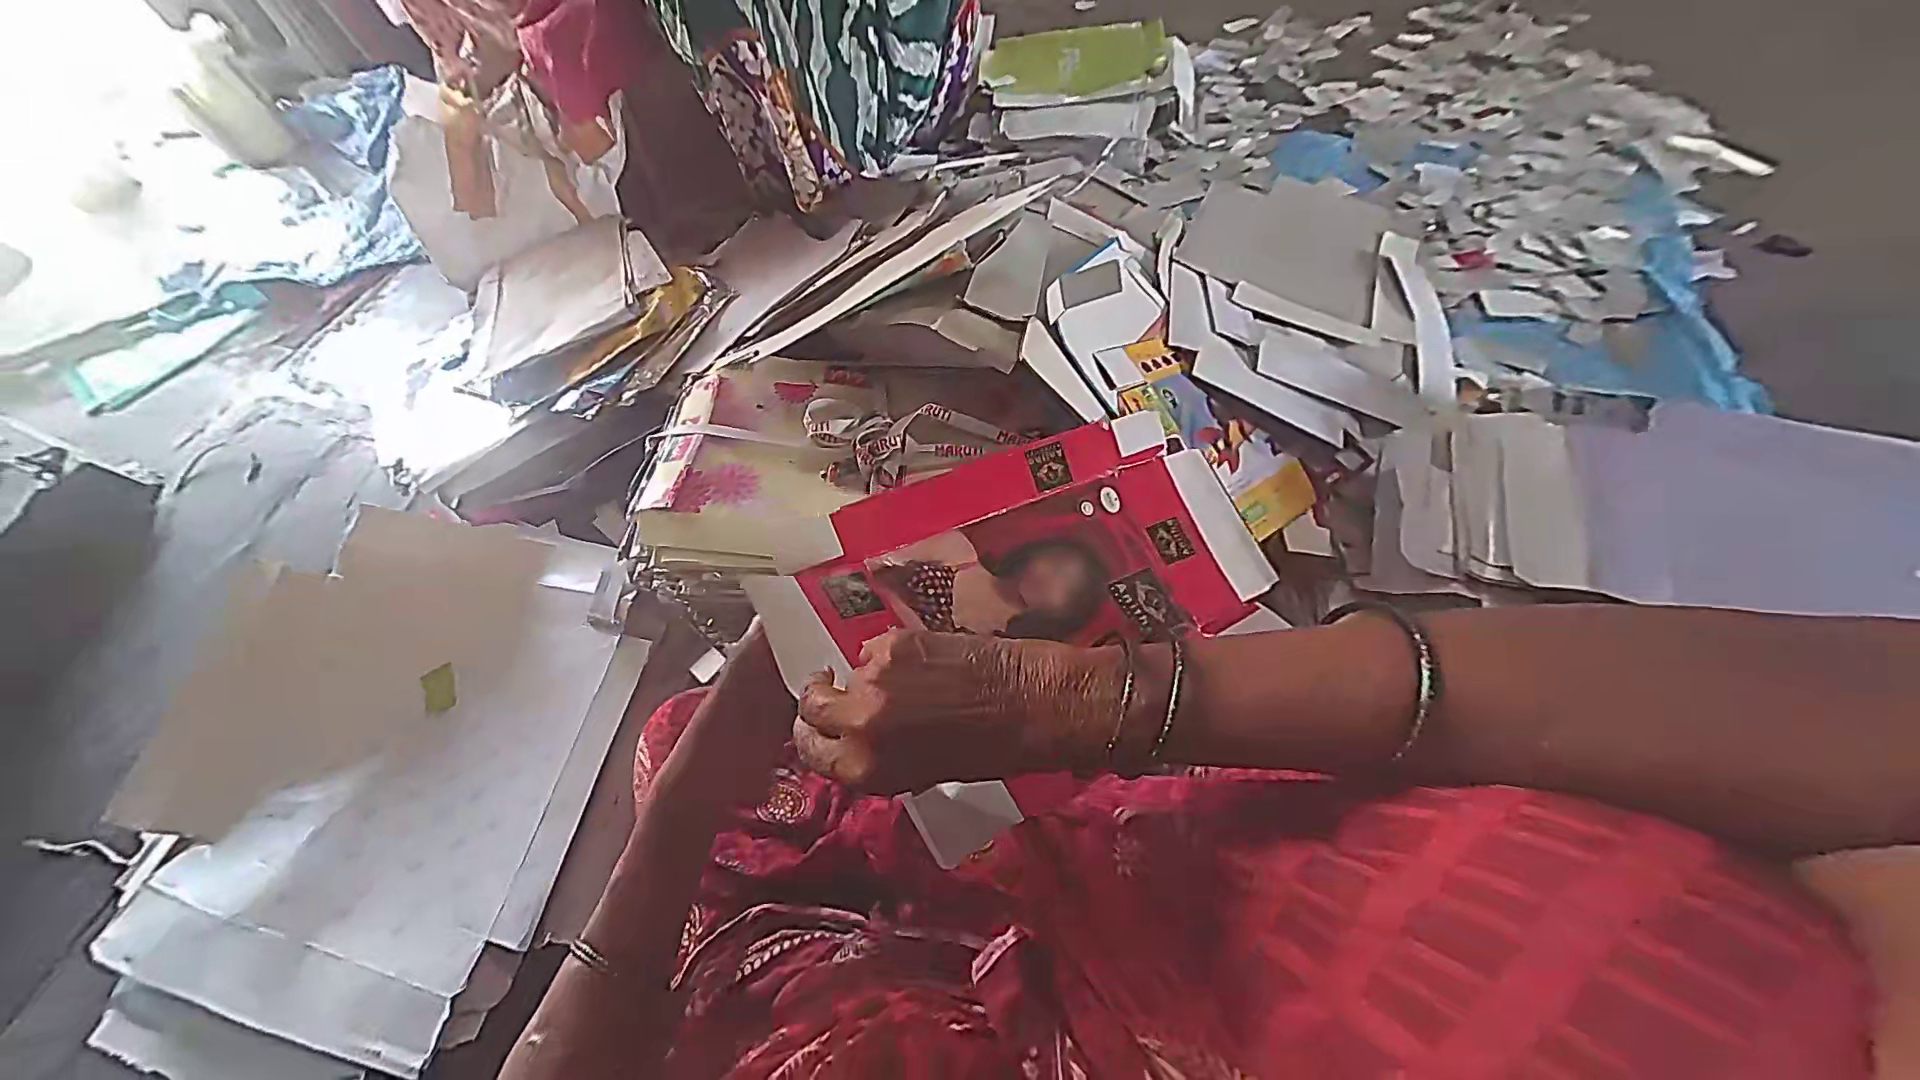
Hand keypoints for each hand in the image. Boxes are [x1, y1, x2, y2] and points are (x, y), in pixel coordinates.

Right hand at [792, 629, 1123, 791]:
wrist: (1030, 704)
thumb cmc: (987, 751)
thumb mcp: (918, 772)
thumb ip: (875, 757)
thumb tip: (852, 737)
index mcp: (864, 770)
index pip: (809, 750)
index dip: (810, 734)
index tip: (817, 721)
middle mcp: (859, 725)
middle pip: (811, 704)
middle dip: (820, 696)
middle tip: (833, 687)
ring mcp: (874, 678)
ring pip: (849, 670)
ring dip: (866, 674)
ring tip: (905, 678)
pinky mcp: (895, 643)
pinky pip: (875, 648)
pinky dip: (890, 654)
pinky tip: (923, 660)